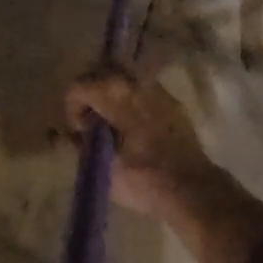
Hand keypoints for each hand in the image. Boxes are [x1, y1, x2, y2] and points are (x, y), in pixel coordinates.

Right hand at [66, 73, 215, 215]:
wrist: (191, 187)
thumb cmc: (142, 177)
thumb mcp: (101, 167)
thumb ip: (79, 145)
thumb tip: (71, 134)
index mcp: (114, 92)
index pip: (78, 86)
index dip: (72, 109)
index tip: (80, 134)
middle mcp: (136, 81)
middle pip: (101, 74)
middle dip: (90, 96)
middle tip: (90, 124)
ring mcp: (157, 88)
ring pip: (124, 80)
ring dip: (112, 96)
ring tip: (112, 124)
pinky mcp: (172, 101)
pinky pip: (143, 91)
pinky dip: (132, 102)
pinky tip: (134, 127)